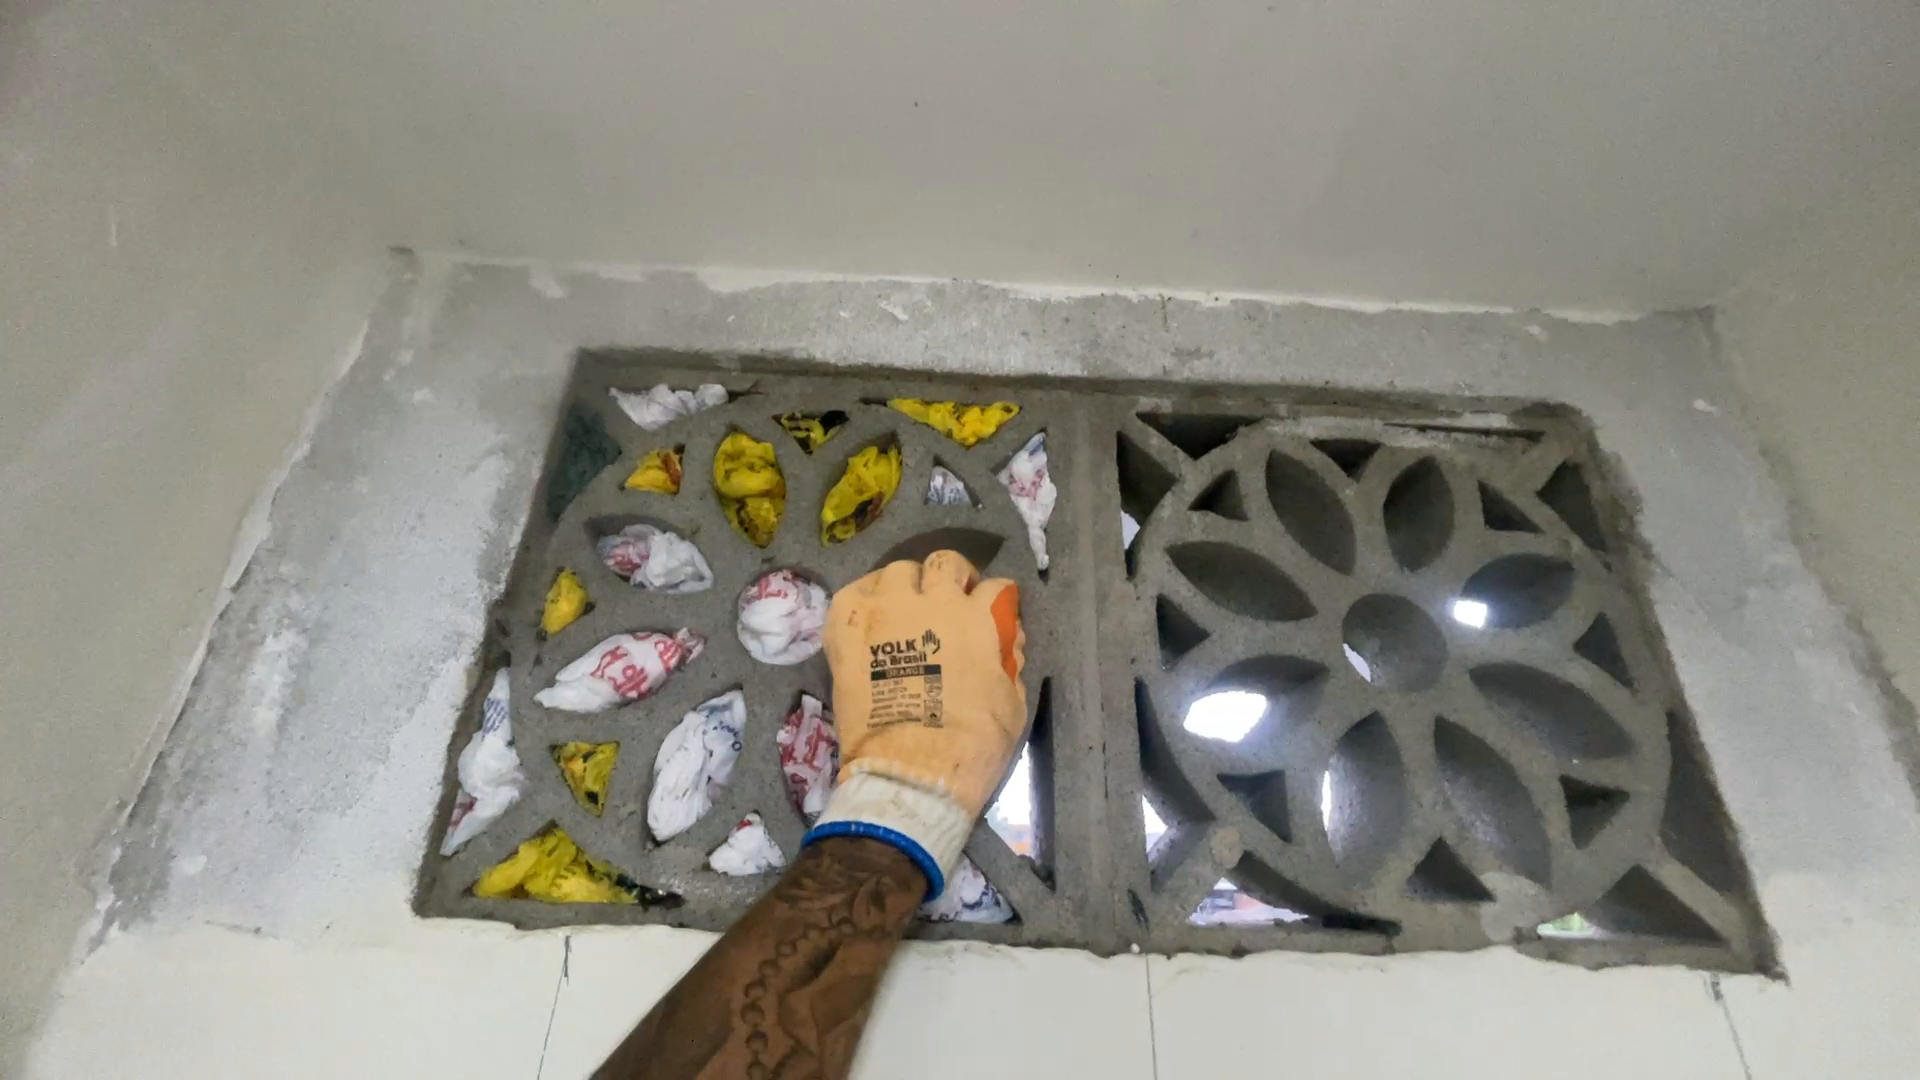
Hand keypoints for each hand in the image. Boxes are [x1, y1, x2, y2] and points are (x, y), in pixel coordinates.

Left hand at [806, 551, 1026, 896]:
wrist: (912, 773)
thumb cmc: (972, 744)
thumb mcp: (1014, 703)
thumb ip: (1010, 662)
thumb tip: (1007, 642)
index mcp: (975, 619)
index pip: (996, 587)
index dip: (997, 596)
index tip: (994, 608)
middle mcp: (930, 603)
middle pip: (944, 563)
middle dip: (952, 576)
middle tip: (950, 600)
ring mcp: (883, 612)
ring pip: (896, 571)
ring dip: (907, 586)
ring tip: (905, 608)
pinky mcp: (845, 631)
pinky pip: (851, 594)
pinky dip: (864, 599)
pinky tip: (871, 615)